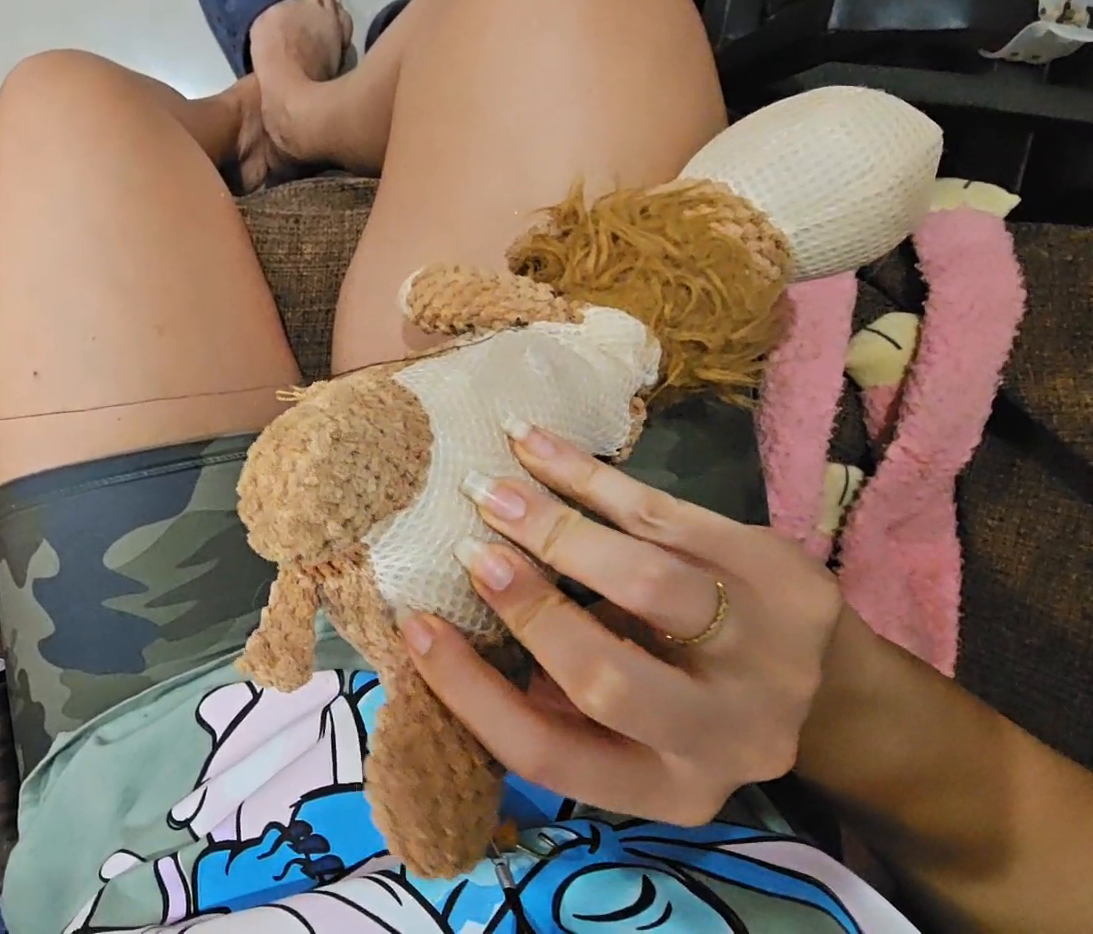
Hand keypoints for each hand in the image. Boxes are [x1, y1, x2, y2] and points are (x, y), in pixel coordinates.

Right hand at [400, 422, 842, 825]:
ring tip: (492, 490)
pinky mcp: (788, 581)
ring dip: (556, 530)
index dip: (467, 688)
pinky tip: (530, 444)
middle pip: (609, 680)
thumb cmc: (666, 692)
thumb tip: (425, 623)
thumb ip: (534, 688)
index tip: (413, 624)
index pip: (545, 751)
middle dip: (529, 610)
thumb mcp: (607, 719)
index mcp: (661, 783)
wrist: (814, 677)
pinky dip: (586, 476)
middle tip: (469, 550)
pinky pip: (669, 516)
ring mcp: (771, 659)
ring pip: (649, 584)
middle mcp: (726, 738)